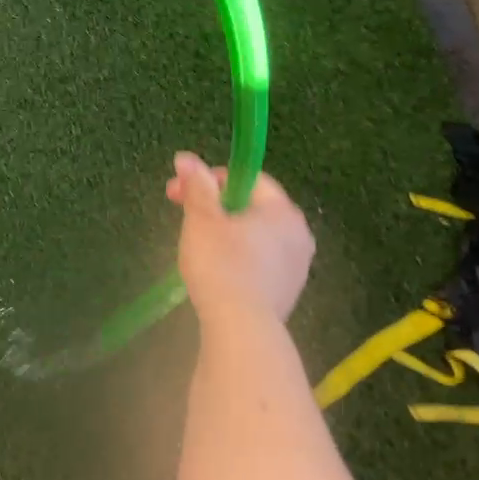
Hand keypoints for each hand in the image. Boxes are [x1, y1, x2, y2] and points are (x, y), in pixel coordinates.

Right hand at [168, 152, 314, 325]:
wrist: (242, 321)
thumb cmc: (220, 263)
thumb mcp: (201, 219)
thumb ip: (197, 187)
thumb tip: (186, 157)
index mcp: (281, 212)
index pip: (249, 178)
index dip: (211, 178)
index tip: (179, 191)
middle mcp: (298, 232)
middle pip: (253, 204)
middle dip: (214, 203)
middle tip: (181, 213)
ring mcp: (298, 261)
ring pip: (257, 230)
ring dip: (226, 227)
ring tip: (197, 240)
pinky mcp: (289, 284)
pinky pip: (261, 254)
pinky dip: (238, 250)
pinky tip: (216, 264)